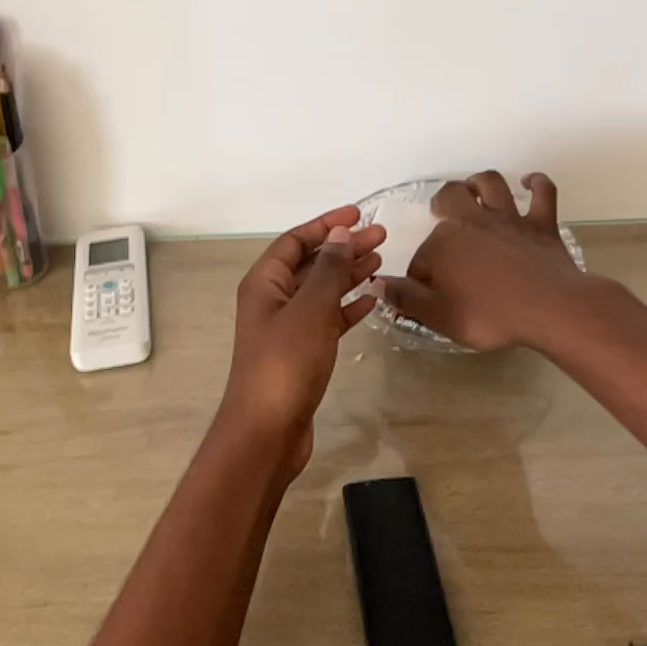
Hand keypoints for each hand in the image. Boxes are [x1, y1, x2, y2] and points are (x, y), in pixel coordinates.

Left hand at [219, 205, 384, 475]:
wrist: (268, 431)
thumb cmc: (285, 364)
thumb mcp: (310, 310)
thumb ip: (328, 270)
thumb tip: (340, 234)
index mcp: (264, 284)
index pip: (295, 241)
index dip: (325, 225)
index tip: (358, 214)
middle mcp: (272, 301)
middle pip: (310, 264)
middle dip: (343, 248)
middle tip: (382, 237)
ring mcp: (286, 329)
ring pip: (320, 292)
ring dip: (348, 276)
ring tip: (380, 262)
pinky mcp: (300, 354)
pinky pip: (326, 321)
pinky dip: (347, 309)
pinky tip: (371, 302)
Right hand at [377, 171, 596, 351]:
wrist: (549, 309)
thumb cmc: (490, 315)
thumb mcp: (439, 316)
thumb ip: (406, 298)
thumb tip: (378, 282)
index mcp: (443, 243)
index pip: (422, 257)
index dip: (421, 276)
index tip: (428, 295)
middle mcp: (472, 221)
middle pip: (450, 198)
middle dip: (441, 203)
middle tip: (439, 211)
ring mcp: (509, 219)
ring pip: (491, 184)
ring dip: (480, 183)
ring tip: (474, 189)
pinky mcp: (541, 224)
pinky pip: (542, 193)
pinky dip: (536, 183)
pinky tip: (529, 182)